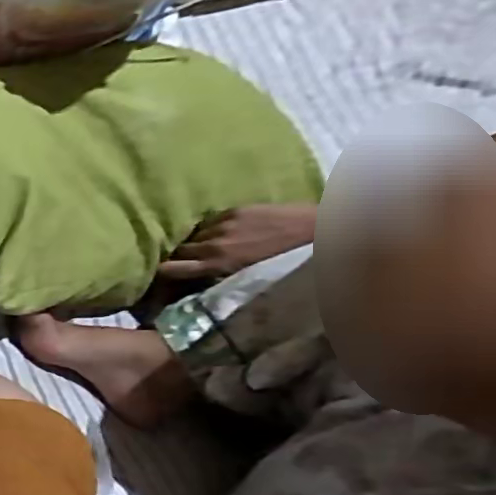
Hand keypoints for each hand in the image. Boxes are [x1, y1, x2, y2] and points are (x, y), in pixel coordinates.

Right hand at [157, 203, 317, 280]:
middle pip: (178, 251)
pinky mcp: (236, 211)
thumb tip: (198, 283)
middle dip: (181, 258)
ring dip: (198, 242)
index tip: (164, 278)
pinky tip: (228, 232)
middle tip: (191, 264)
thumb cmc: (295, 265)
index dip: (163, 273)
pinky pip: (211, 221)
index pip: (168, 268)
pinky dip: (213, 229)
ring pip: (194, 236)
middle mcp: (213, 244)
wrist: (331, 232)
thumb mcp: (253, 279)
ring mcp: (224, 225)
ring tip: (211, 247)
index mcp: (217, 264)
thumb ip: (221, 278)